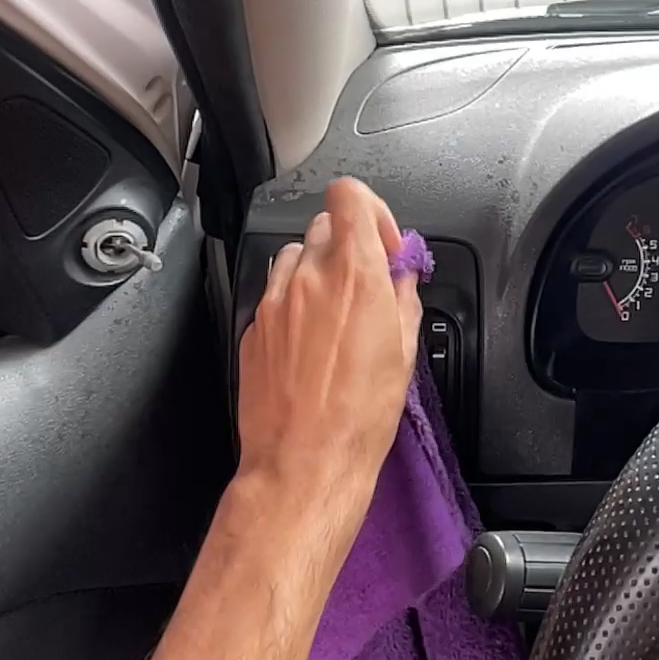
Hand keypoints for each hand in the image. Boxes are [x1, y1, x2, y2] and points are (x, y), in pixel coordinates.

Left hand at [235, 178, 421, 546]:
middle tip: (367, 282)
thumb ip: (404, 298)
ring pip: (298, 256)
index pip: (349, 197)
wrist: (304, 462)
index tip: (385, 245)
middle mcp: (310, 277)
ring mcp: (275, 300)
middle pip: (326, 225)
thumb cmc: (362, 413)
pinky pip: (278, 294)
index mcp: (356, 274)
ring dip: (321, 271)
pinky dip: (297, 302)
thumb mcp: (404, 351)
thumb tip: (401, 279)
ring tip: (337, 314)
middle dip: (350, 245)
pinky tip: (312, 343)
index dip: (372, 211)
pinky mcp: (254, 327)